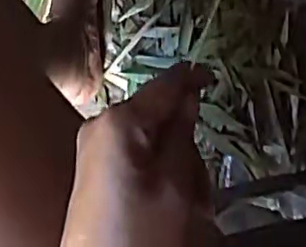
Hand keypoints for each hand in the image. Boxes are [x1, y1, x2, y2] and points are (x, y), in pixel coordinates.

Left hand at [60, 63, 217, 246]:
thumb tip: (188, 97)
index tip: (212, 76)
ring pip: (151, 143)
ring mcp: (94, 150)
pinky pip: (136, 160)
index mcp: (119, 121)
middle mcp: (102, 126)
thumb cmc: (136, 239)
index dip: (191, 78)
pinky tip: (167, 212)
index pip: (164, 86)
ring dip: (175, 169)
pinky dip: (157, 178)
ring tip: (186, 212)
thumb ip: (183, 134)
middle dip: (185, 149)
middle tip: (199, 193)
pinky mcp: (94, 173)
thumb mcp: (173, 188)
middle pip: (159, 119)